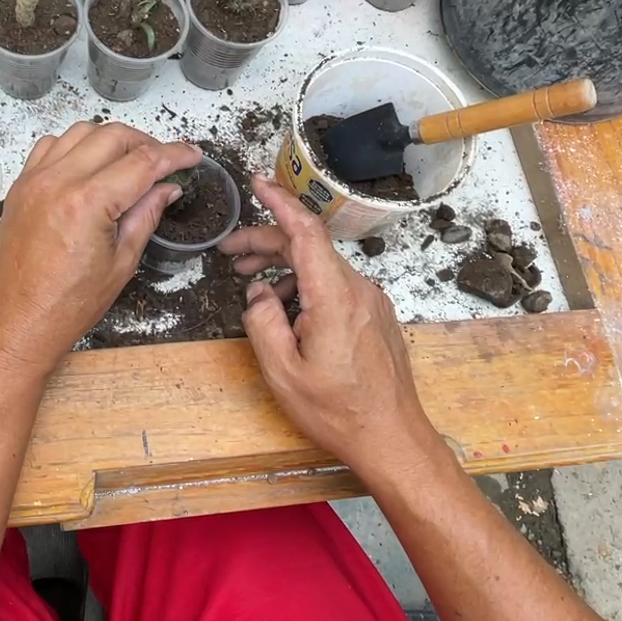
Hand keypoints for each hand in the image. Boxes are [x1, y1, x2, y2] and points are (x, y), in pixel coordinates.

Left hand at [0, 123, 202, 374]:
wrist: (16, 324)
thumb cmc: (67, 305)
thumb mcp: (121, 263)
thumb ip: (146, 215)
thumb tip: (167, 186)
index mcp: (87, 203)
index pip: (143, 162)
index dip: (174, 154)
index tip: (192, 155)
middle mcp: (57, 181)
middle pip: (113, 136)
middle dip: (146, 143)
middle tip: (165, 163)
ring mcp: (34, 180)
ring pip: (81, 132)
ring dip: (111, 140)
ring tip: (130, 163)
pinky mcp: (20, 187)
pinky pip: (50, 146)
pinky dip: (76, 146)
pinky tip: (90, 166)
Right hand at [219, 175, 451, 478]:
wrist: (392, 438)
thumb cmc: (337, 410)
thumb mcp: (281, 371)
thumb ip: (262, 321)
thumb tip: (259, 292)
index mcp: (334, 297)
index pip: (305, 231)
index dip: (279, 201)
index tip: (257, 183)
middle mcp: (358, 289)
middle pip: (308, 246)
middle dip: (265, 242)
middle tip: (229, 253)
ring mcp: (370, 301)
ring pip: (320, 267)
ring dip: (283, 268)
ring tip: (251, 284)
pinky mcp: (374, 315)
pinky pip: (334, 285)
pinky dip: (304, 285)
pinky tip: (285, 309)